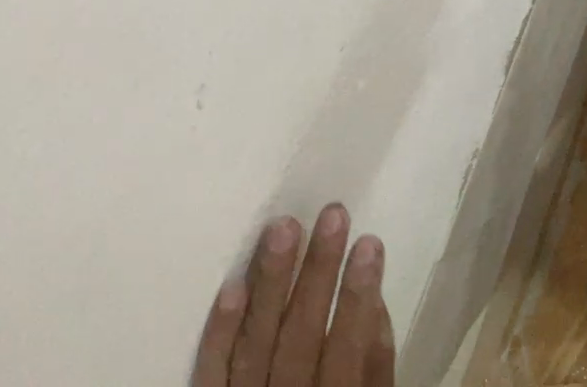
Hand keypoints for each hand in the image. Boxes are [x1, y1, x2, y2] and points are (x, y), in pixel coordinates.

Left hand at [195, 205, 392, 386]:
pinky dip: (220, 333)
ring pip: (255, 345)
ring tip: (283, 227)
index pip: (346, 354)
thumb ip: (376, 374)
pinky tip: (232, 286)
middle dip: (318, 275)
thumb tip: (375, 305)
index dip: (358, 299)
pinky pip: (210, 373)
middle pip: (300, 339)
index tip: (369, 242)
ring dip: (270, 284)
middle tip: (332, 215)